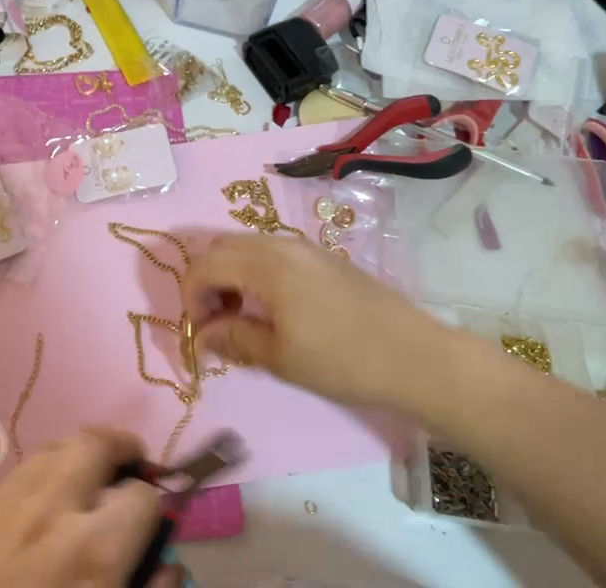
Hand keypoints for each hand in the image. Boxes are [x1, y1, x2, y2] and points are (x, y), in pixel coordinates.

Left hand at [0, 427, 179, 587]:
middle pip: (97, 443)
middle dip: (123, 447)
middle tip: (134, 466)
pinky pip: (27, 465)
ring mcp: (18, 504)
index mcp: (96, 550)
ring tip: (96, 473)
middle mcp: (57, 511)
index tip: (151, 522)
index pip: (143, 497)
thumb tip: (172, 563)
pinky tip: (56, 488)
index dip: (154, 506)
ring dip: (85, 452)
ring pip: (60, 444)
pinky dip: (50, 465)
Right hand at [182, 234, 451, 410]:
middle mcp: (281, 244)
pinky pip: (272, 252)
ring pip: (248, 246)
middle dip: (207, 281)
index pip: (204, 264)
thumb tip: (202, 335)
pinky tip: (270, 308)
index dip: (190, 296)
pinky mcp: (324, 257)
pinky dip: (255, 271)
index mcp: (266, 264)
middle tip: (214, 322)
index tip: (198, 332)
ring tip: (240, 317)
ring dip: (231, 275)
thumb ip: (234, 338)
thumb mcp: (280, 358)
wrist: (415, 356)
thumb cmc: (342, 361)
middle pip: (222, 247)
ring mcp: (306, 247)